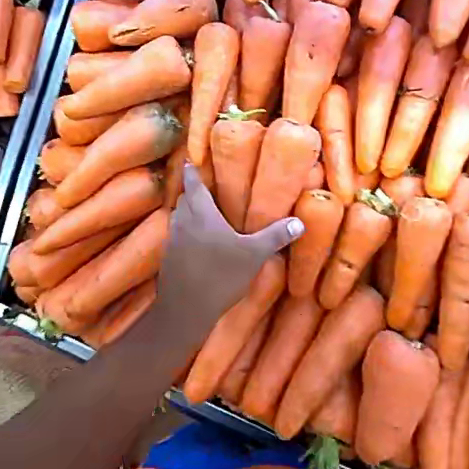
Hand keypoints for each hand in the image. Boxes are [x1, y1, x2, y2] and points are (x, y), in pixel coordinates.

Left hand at [158, 165, 301, 332]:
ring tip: (203, 213)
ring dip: (188, 212)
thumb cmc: (220, 275)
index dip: (191, 171)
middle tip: (204, 187)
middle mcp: (183, 222)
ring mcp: (172, 241)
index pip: (193, 184)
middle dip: (192, 191)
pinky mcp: (168, 259)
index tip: (190, 160)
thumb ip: (275, 236)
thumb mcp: (253, 255)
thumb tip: (299, 222)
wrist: (186, 308)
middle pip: (183, 199)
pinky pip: (176, 237)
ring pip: (178, 217)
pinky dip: (185, 233)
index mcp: (201, 214)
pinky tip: (198, 244)